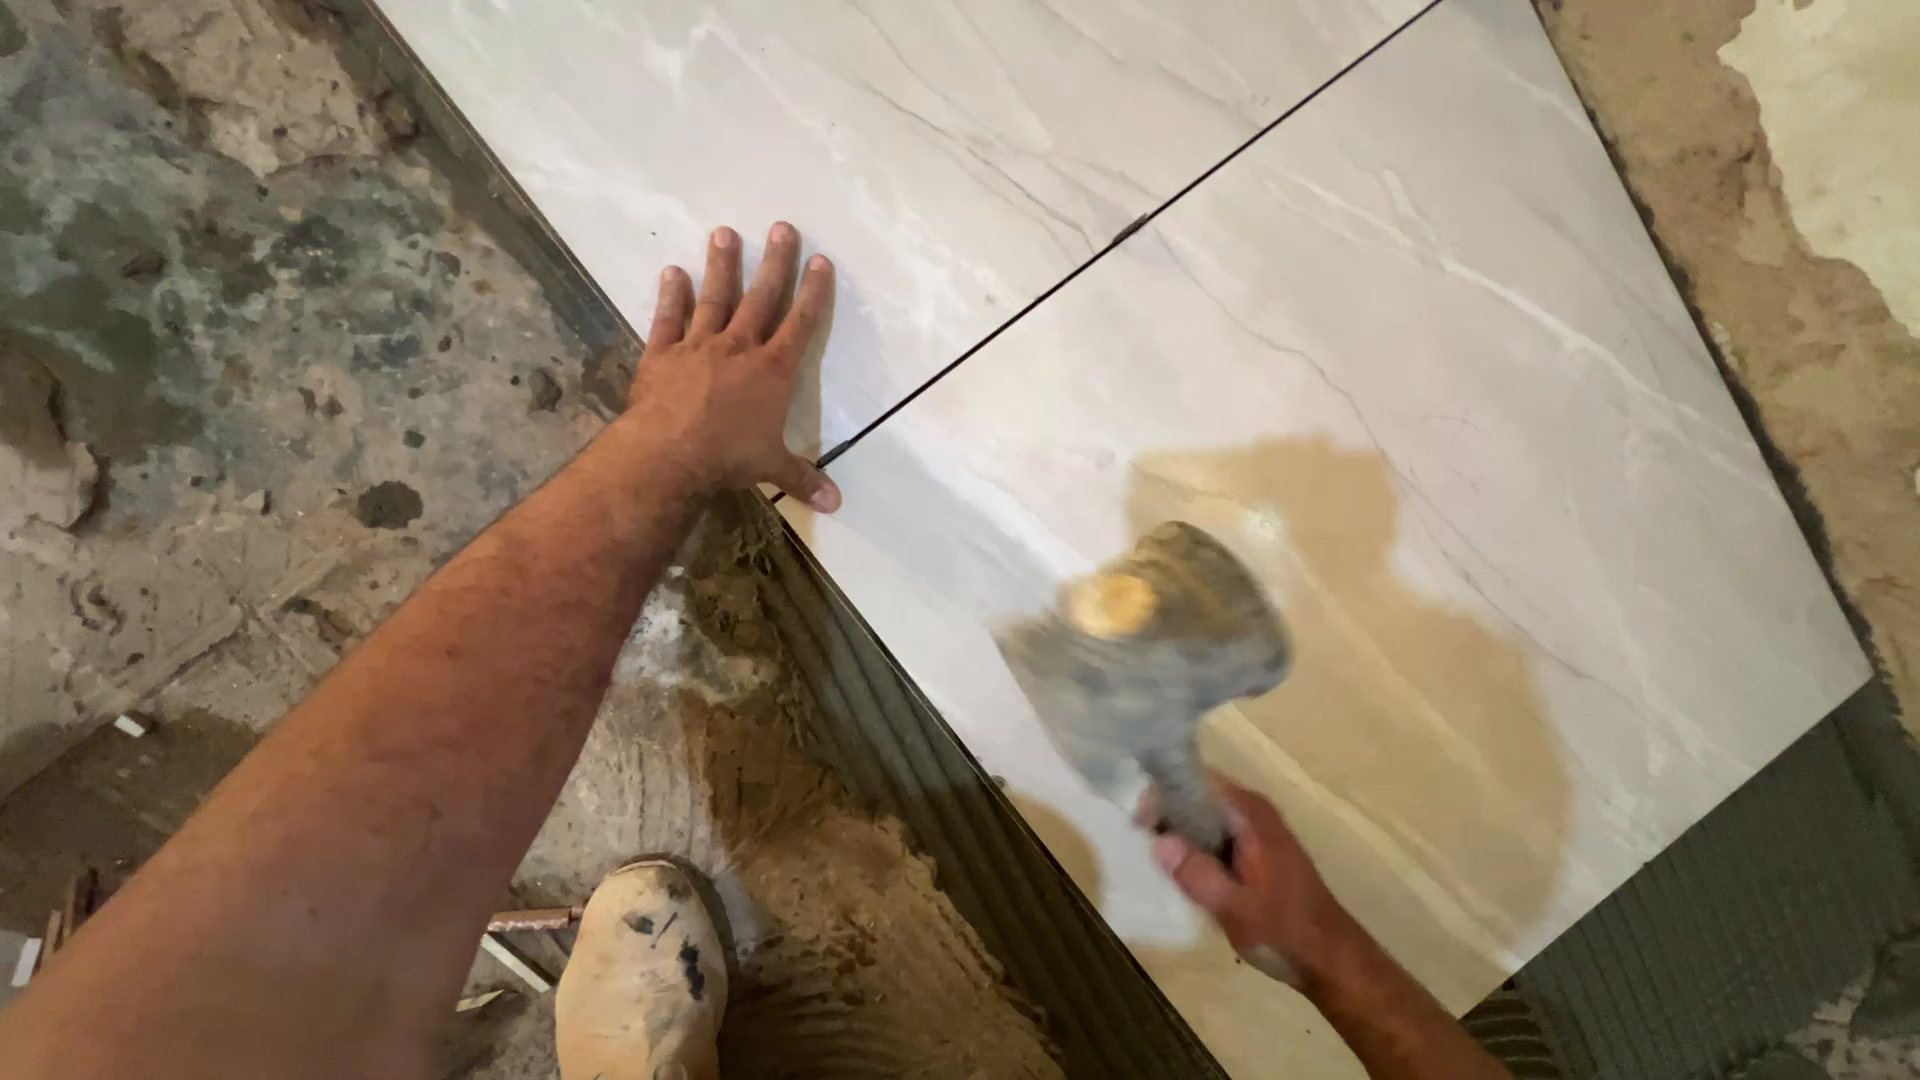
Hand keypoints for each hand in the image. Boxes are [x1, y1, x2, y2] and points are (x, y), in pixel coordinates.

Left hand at [620, 223, 840, 511]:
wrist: (669, 454)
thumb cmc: (729, 457)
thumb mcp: (773, 468)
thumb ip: (804, 478)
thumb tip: (836, 505)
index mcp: (773, 371)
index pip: (800, 323)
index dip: (813, 292)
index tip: (819, 260)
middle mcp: (739, 349)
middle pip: (761, 299)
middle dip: (774, 263)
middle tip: (781, 226)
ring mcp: (698, 347)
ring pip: (714, 299)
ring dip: (721, 266)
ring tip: (724, 232)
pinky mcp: (662, 355)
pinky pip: (668, 320)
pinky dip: (670, 296)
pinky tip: (671, 272)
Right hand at [1141, 777, 1348, 986]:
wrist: (1333, 960)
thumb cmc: (1284, 930)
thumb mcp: (1234, 907)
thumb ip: (1196, 874)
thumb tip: (1158, 843)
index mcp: (1249, 813)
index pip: (1196, 780)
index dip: (1163, 794)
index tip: (1140, 825)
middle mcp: (1252, 810)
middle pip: (1198, 794)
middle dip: (1167, 814)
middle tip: (1145, 844)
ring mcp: (1256, 829)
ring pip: (1205, 815)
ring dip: (1180, 832)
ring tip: (1161, 861)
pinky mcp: (1257, 849)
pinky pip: (1216, 833)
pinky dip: (1196, 846)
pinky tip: (1187, 874)